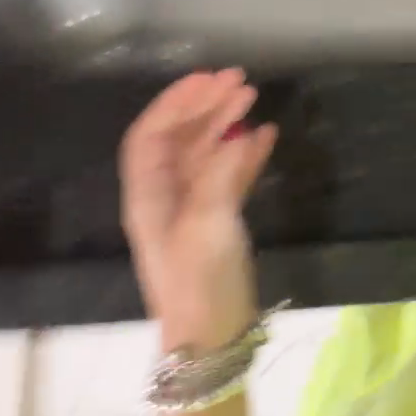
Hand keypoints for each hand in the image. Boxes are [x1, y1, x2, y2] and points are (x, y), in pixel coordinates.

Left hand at [119, 69, 278, 345]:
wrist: (213, 338)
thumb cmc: (200, 279)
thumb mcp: (207, 223)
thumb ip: (220, 172)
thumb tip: (240, 130)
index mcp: (149, 195)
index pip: (152, 135)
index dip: (175, 103)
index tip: (208, 78)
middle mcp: (167, 195)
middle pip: (180, 138)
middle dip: (205, 105)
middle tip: (238, 79)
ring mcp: (194, 207)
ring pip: (206, 151)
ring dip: (226, 122)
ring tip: (253, 96)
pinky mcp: (220, 219)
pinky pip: (230, 172)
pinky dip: (245, 150)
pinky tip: (266, 133)